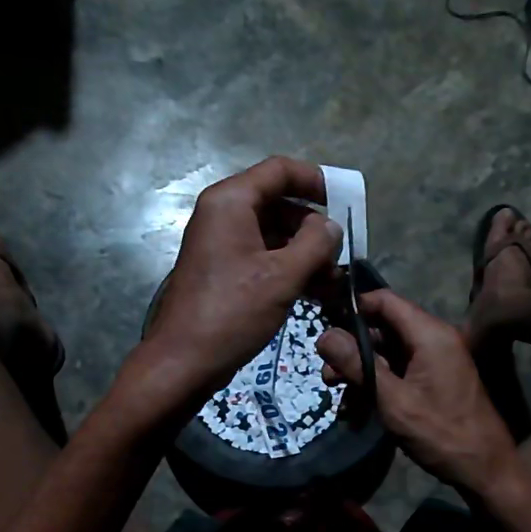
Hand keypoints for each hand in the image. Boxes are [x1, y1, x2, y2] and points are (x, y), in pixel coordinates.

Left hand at [138, 156, 343, 402]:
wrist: (184, 360)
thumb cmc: (233, 312)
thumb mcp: (283, 276)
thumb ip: (315, 243)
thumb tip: (331, 226)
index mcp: (230, 202)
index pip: (280, 170)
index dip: (316, 180)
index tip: (346, 202)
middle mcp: (222, 214)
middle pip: (278, 203)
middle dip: (313, 227)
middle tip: (342, 254)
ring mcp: (221, 244)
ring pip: (273, 233)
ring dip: (305, 252)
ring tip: (334, 281)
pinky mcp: (223, 270)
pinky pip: (262, 256)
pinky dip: (288, 268)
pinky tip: (315, 292)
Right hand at [317, 288, 520, 492]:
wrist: (484, 470)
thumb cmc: (440, 432)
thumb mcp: (392, 399)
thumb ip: (357, 365)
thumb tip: (323, 336)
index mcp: (430, 334)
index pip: (384, 301)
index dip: (352, 309)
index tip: (324, 328)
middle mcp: (433, 339)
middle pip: (382, 328)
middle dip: (351, 349)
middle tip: (327, 375)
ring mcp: (434, 360)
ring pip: (386, 352)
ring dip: (360, 370)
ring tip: (337, 393)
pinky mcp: (433, 379)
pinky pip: (397, 371)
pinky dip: (376, 384)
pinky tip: (355, 409)